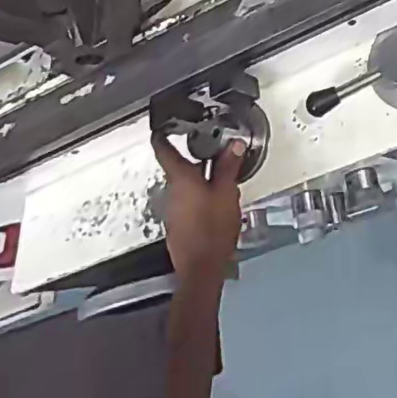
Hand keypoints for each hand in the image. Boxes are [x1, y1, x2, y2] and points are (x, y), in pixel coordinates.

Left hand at [151, 133, 246, 279]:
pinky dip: (199, 197)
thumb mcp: (227, 192)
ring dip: (200, 180)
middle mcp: (172, 192)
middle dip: (196, 160)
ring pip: (185, 186)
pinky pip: (187, 203)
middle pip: (179, 168)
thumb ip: (229, 166)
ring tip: (221, 179)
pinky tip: (215, 204)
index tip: (163, 127)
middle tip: (213, 152)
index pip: (164, 150)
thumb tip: (233, 145)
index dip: (162, 136)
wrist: (201, 270)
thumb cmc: (212, 227)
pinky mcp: (178, 226)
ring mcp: (173, 211)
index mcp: (181, 178)